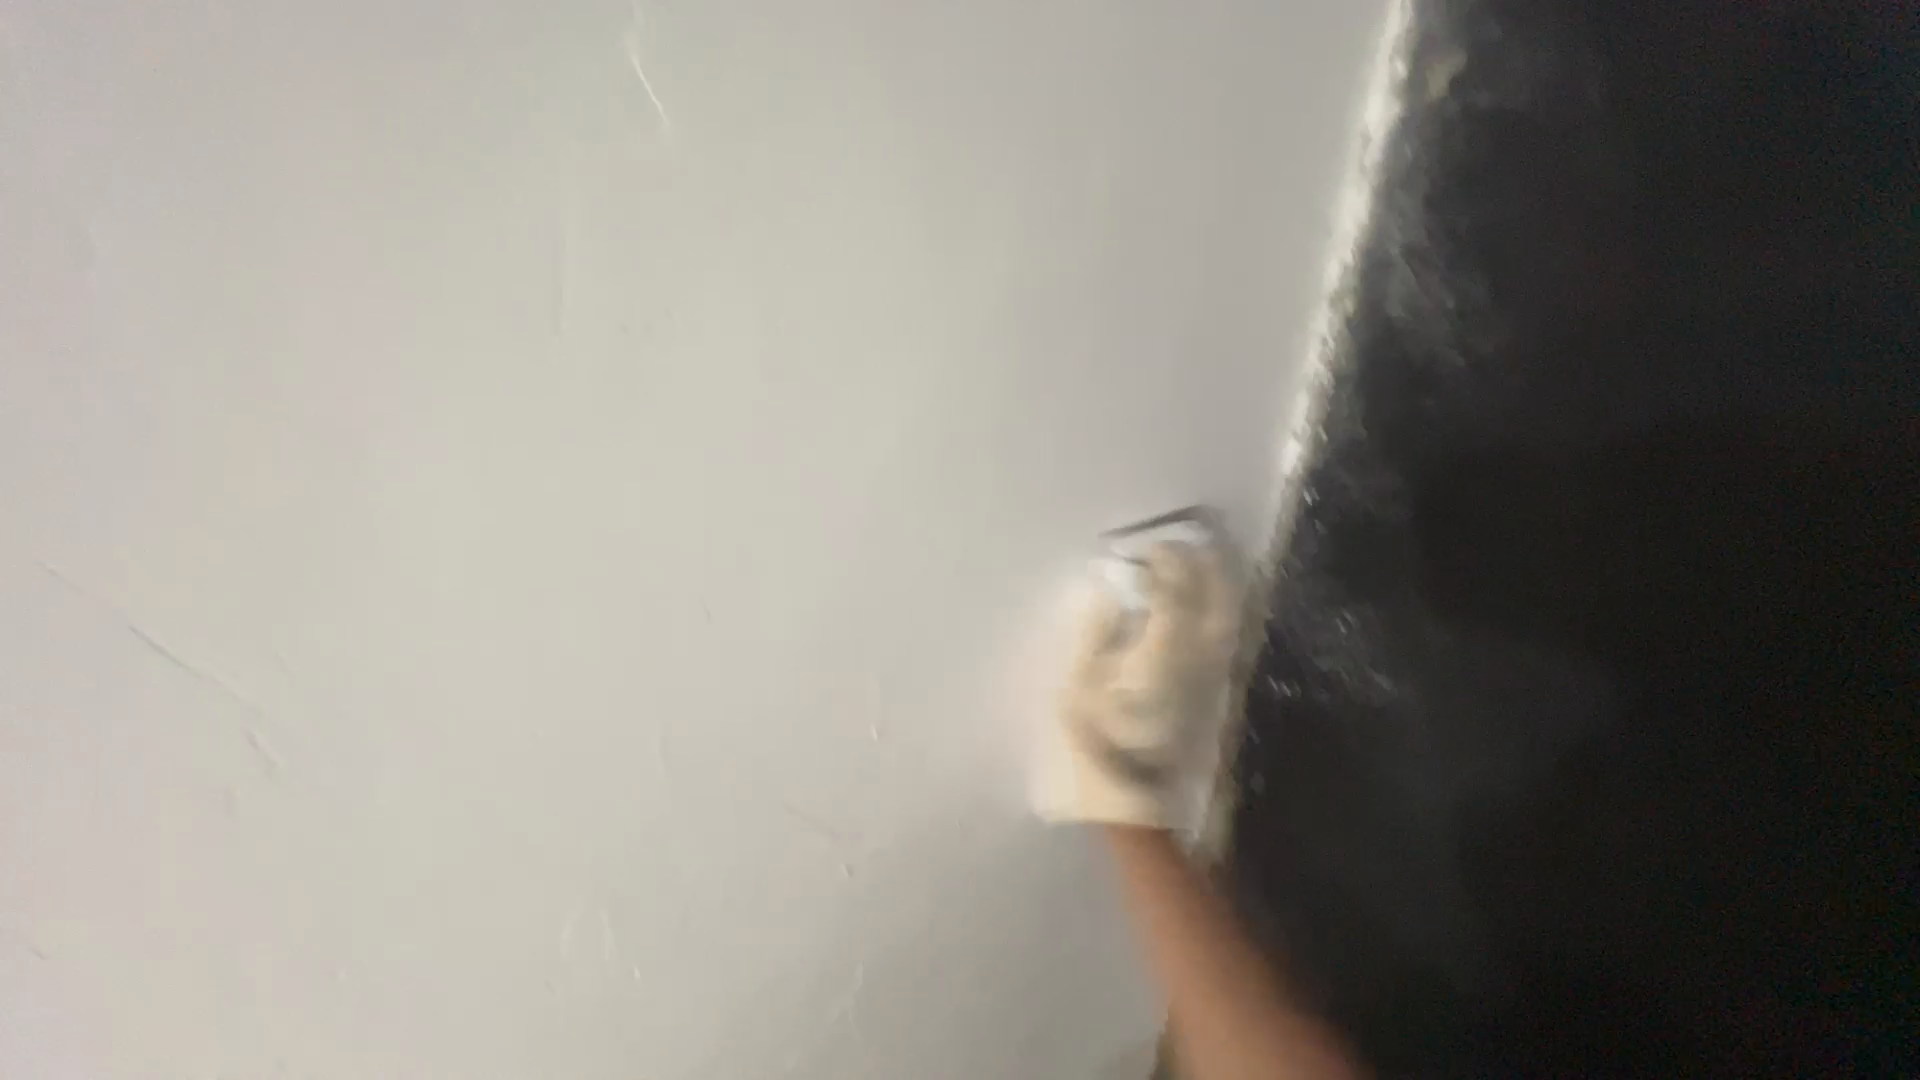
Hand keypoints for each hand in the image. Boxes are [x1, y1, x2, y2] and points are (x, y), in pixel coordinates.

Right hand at [1052, 535, 1240, 829]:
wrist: (1129, 795)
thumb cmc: (1094, 740)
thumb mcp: (1078, 687)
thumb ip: (1094, 634)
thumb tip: (1109, 594)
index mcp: (1158, 655)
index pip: (1173, 594)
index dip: (1165, 564)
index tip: (1149, 547)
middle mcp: (1193, 660)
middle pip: (1213, 601)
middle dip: (1205, 565)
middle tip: (1191, 540)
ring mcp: (1208, 676)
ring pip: (1227, 618)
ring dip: (1221, 583)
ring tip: (1209, 557)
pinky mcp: (1212, 689)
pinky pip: (1226, 638)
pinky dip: (1225, 611)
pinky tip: (1215, 601)